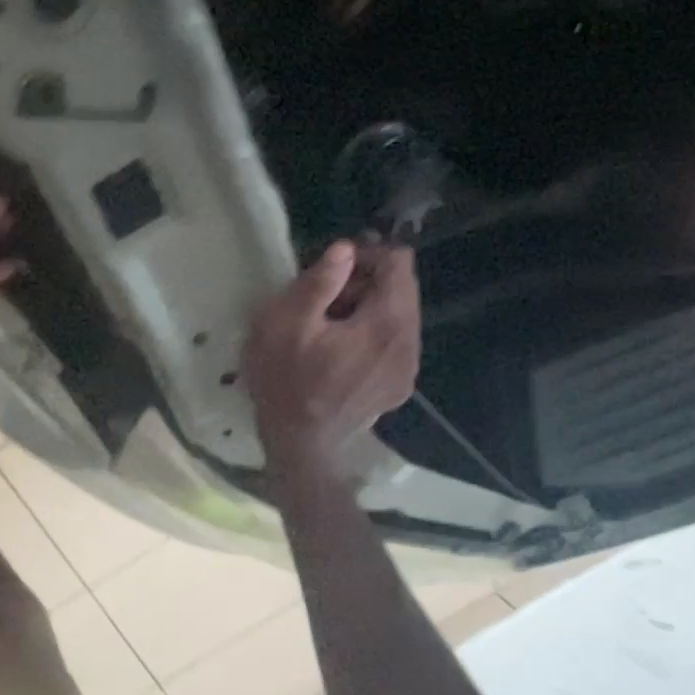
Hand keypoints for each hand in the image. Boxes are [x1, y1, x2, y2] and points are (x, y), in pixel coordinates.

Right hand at [243, 240, 420, 468]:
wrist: (297, 445)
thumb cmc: (284, 382)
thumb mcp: (285, 324)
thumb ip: (318, 282)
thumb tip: (345, 249)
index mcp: (387, 323)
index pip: (398, 263)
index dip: (365, 255)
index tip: (330, 270)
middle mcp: (410, 343)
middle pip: (400, 291)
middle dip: (363, 285)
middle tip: (321, 301)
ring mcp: (407, 370)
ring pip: (397, 318)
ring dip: (365, 312)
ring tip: (325, 328)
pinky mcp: (397, 388)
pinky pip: (392, 345)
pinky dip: (368, 338)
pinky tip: (336, 354)